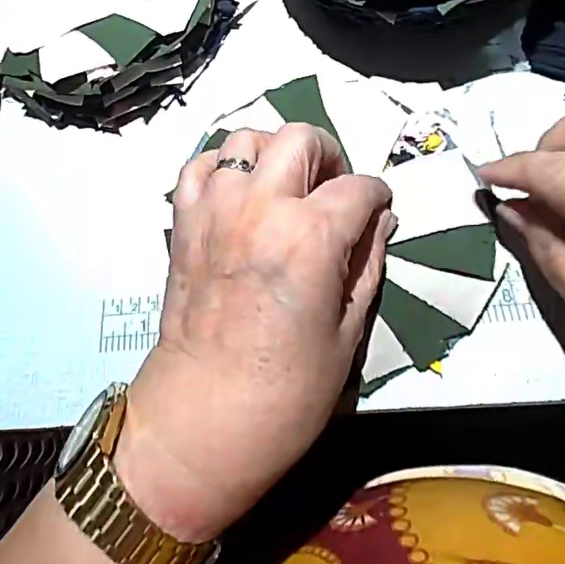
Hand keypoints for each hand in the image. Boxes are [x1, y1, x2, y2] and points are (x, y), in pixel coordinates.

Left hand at [117, 124, 395, 542]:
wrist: (200, 424)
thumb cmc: (287, 392)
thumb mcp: (348, 331)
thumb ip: (368, 262)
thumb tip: (381, 220)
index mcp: (310, 238)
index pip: (358, 188)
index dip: (377, 196)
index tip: (379, 209)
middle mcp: (260, 208)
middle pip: (300, 139)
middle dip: (329, 155)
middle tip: (333, 190)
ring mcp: (215, 210)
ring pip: (246, 139)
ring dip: (274, 155)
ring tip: (285, 188)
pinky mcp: (183, 223)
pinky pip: (200, 166)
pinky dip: (223, 168)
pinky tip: (241, 195)